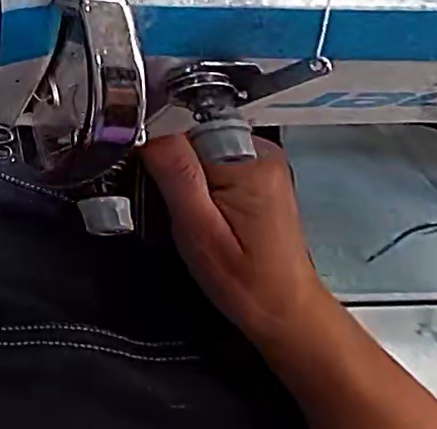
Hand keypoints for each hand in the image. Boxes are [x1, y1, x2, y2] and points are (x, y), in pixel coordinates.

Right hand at [140, 134, 329, 355]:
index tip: (153, 178)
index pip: (183, 125)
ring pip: (198, 140)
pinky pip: (212, 152)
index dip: (160, 147)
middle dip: (171, 160)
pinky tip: (204, 205)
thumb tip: (148, 125)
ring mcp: (260, 156)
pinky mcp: (256, 166)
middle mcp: (259, 148)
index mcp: (246, 160)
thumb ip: (174, 173)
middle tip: (173, 204)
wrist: (288, 311)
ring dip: (184, 168)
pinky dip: (199, 174)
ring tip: (189, 208)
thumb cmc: (246, 283)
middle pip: (190, 129)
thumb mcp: (199, 232)